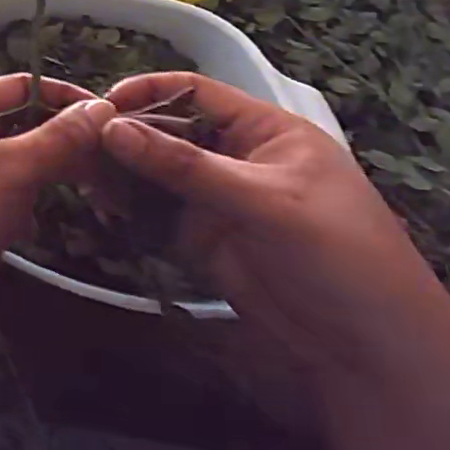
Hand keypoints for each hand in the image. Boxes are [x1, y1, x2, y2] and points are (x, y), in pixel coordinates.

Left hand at [0, 75, 114, 322]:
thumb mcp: (10, 171)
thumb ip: (57, 139)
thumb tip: (103, 108)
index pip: (22, 86)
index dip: (64, 95)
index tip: (108, 113)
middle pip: (27, 121)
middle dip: (65, 138)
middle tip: (109, 156)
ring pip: (25, 156)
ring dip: (55, 169)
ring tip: (95, 185)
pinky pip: (15, 186)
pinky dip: (34, 196)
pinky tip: (45, 216)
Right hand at [101, 73, 449, 382]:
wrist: (371, 358)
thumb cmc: (339, 258)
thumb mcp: (265, 203)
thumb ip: (186, 166)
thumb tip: (112, 127)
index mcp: (264, 130)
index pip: (196, 92)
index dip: (149, 91)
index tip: (103, 104)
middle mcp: (234, 156)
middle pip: (168, 129)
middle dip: (127, 133)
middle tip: (79, 141)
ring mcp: (215, 196)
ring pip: (155, 168)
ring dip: (121, 169)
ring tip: (79, 171)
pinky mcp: (200, 235)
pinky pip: (155, 208)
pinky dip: (128, 204)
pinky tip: (100, 203)